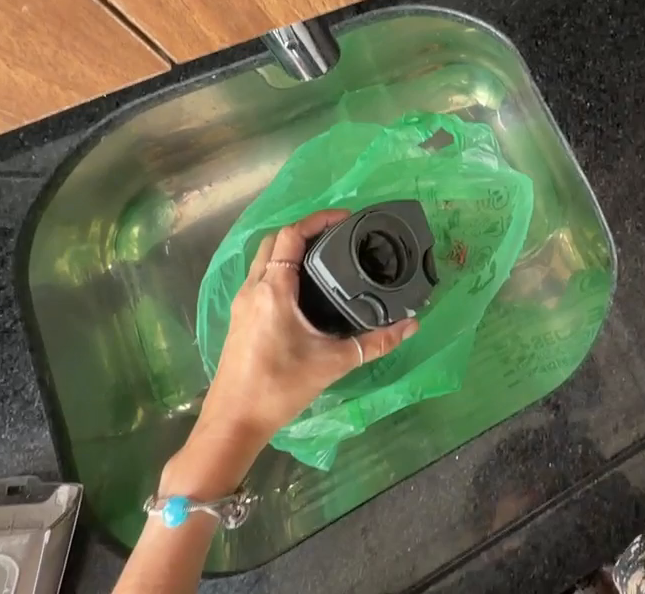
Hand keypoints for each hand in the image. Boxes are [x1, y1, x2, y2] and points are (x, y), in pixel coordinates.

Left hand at [194, 210, 418, 452]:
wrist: (232, 425)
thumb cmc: (279, 388)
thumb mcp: (333, 363)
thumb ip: (375, 342)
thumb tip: (411, 325)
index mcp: (273, 290)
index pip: (290, 236)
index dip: (318, 220)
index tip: (345, 219)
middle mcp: (253, 290)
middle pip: (274, 241)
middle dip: (305, 230)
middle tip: (338, 233)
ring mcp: (242, 304)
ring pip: (264, 259)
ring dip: (291, 248)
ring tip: (326, 253)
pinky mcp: (240, 319)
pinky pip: (261, 277)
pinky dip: (282, 267)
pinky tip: (305, 284)